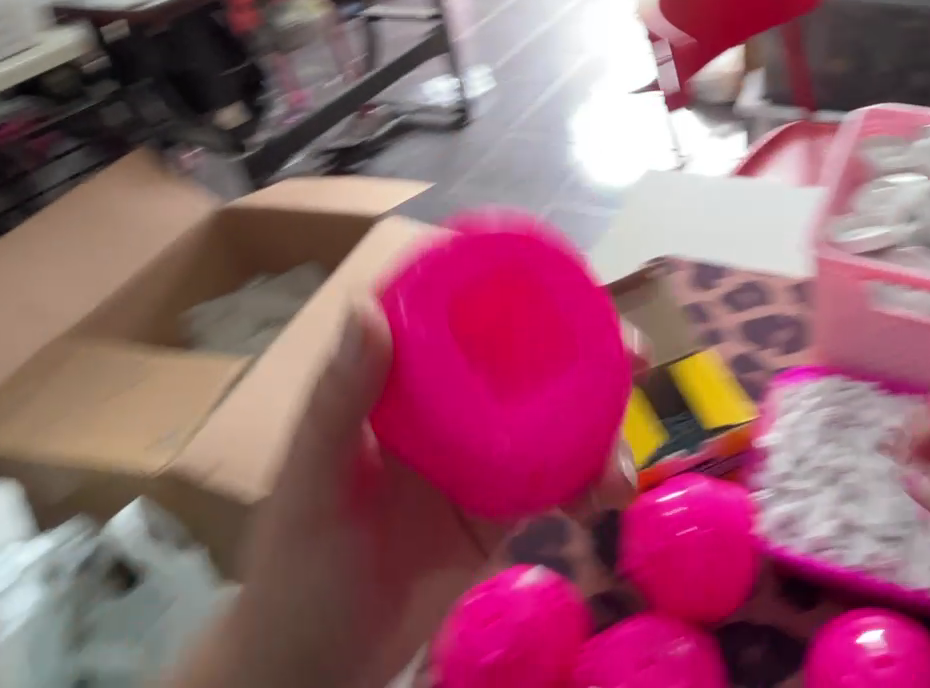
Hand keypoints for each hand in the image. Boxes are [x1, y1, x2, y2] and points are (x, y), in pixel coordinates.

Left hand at [171, 305, 640, 687]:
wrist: (314, 663)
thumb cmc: (296, 564)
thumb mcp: (310, 479)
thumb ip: (338, 398)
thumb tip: (367, 304)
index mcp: (406, 382)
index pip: (466, 316)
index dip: (519, 289)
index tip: (571, 279)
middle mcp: (451, 408)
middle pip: (529, 363)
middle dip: (589, 354)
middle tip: (634, 354)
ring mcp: (481, 459)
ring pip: (556, 421)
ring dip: (602, 428)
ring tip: (621, 471)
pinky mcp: (499, 510)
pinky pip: (557, 482)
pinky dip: (586, 485)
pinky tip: (602, 501)